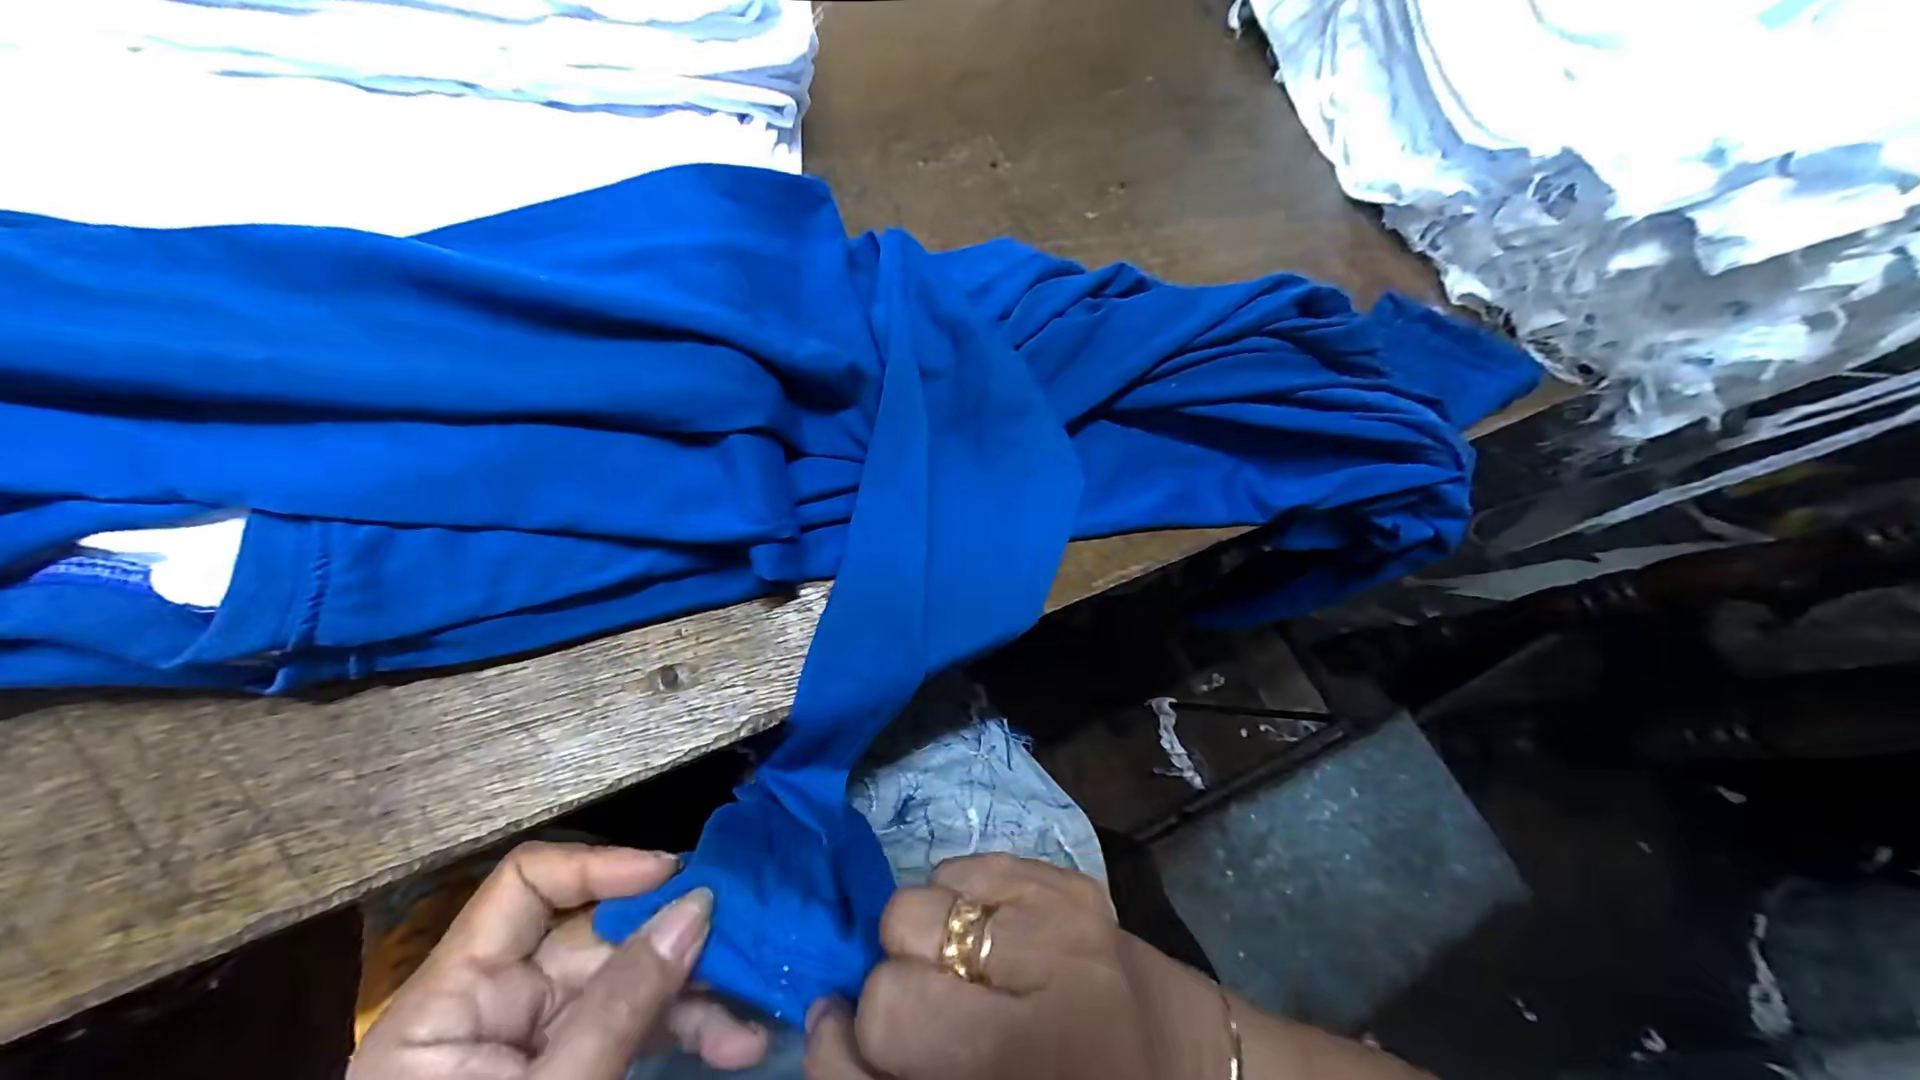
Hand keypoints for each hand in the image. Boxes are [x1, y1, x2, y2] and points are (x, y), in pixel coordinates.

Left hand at [351, 841, 769, 1079]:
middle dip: (675, 943)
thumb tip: (698, 905)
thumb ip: (620, 1004)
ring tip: (750, 1022)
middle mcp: (495, 1004)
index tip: (673, 876)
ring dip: (697, 998)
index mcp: (451, 1001)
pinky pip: (640, 1025)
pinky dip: (689, 1031)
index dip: (601, 865)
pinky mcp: (576, 1065)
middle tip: (740, 944)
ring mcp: (540, 1037)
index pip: (526, 885)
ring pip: (633, 981)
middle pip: (598, 935)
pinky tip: (737, 1044)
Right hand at [802, 854, 1232, 1079]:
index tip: (878, 1052)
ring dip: (926, 933)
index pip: (890, 1010)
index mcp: (1020, 1054)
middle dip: (896, 979)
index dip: (863, 1039)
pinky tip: (994, 938)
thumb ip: (880, 1078)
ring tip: (968, 971)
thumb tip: (827, 1012)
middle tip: (938, 1015)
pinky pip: (965, 865)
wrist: (1181, 1067)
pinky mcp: (1068, 877)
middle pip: (899, 927)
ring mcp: (1061, 904)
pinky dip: (959, 901)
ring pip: (925, 886)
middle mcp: (1045, 963)